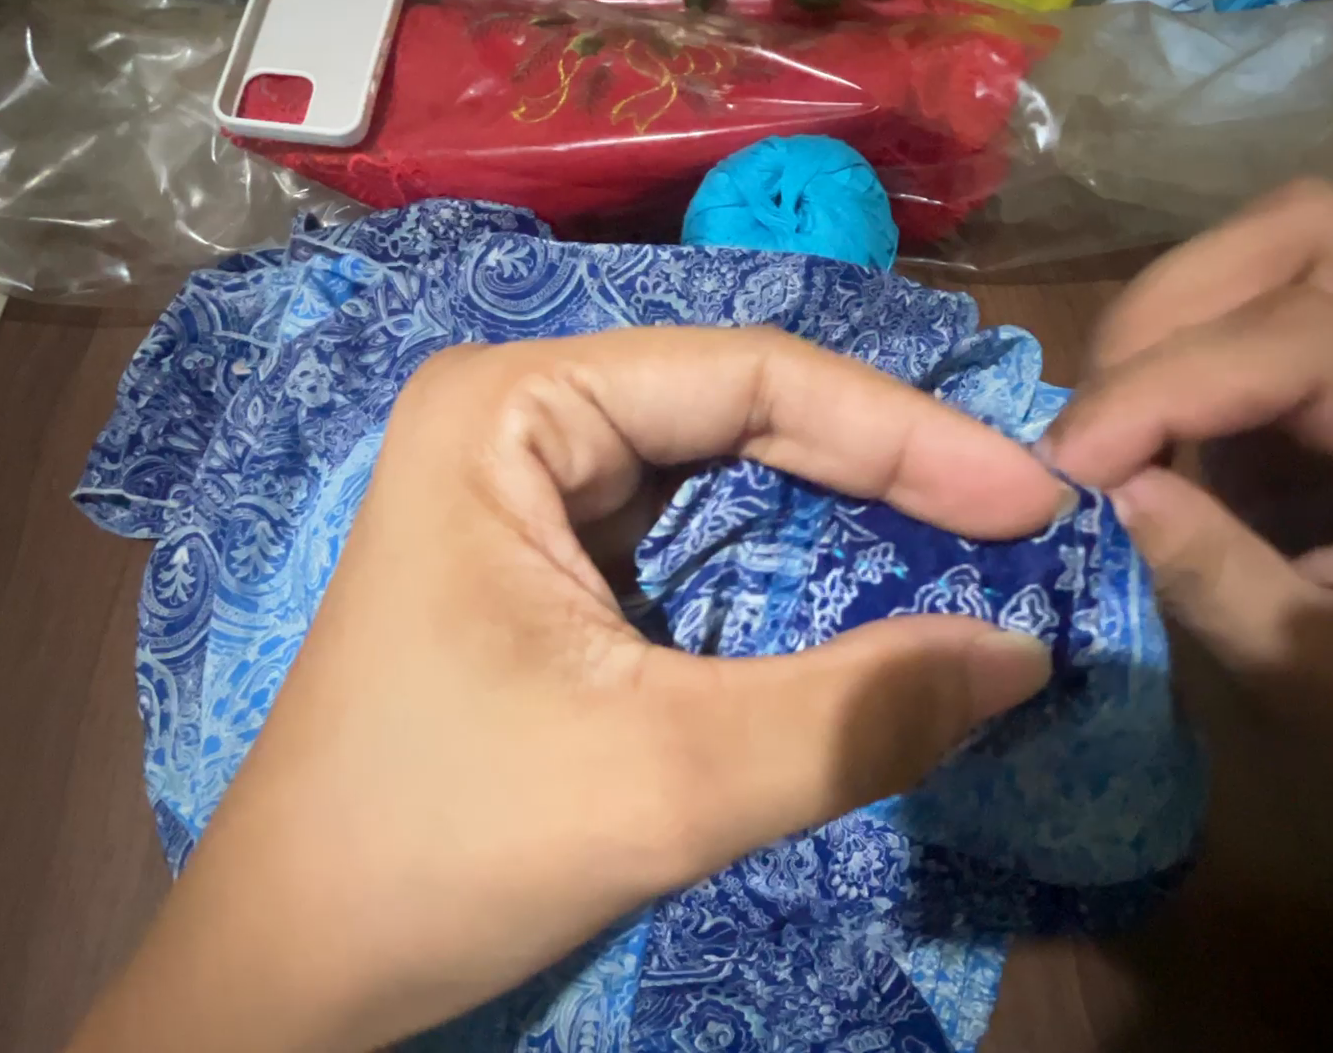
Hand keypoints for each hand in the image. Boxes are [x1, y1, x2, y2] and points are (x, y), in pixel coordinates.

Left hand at [67, 326, 1067, 1052]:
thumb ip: (858, 715)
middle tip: (1017, 525)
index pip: (746, 376)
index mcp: (511, 408)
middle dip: (882, 468)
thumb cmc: (440, 850)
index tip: (1033, 498)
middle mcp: (519, 417)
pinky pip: (693, 532)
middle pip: (739, 412)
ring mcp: (529, 485)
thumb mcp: (665, 783)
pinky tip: (860, 586)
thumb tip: (1022, 655)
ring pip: (725, 471)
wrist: (299, 955)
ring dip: (845, 512)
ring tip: (967, 548)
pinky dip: (786, 562)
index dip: (905, 432)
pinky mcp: (548, 554)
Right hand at [1042, 182, 1332, 1001]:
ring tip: (1108, 429)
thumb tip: (1100, 488)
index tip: (1064, 467)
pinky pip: (1253, 326)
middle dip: (1162, 315)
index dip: (1162, 388)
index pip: (1311, 345)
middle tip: (1089, 425)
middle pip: (1304, 238)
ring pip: (1277, 258)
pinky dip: (1172, 364)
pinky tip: (1142, 440)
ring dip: (1163, 326)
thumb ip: (1216, 583)